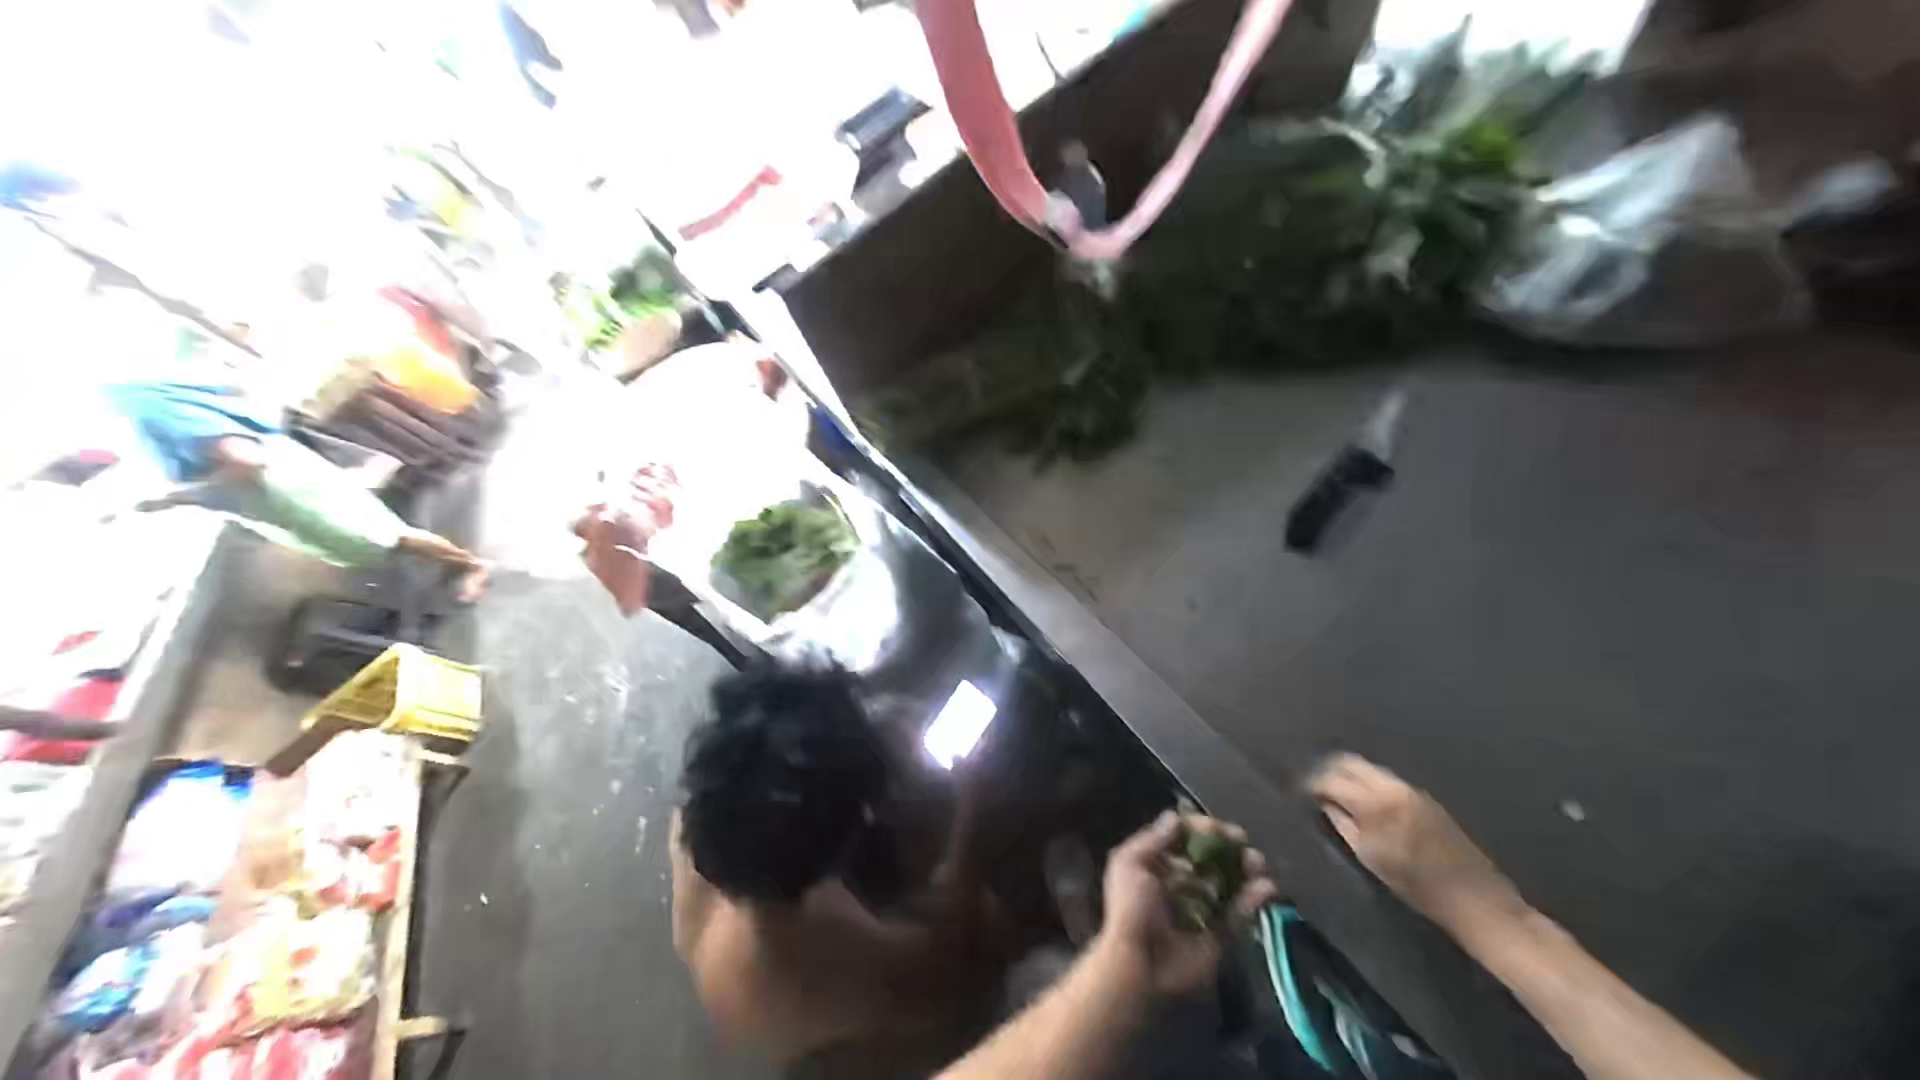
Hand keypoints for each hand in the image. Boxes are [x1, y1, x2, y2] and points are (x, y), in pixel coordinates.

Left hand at [1095, 812, 1277, 996]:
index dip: (1202, 828)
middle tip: (1243, 843)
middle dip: (1229, 847)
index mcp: (1158, 863)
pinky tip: (1265, 888)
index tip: (1219, 828)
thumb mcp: (1129, 864)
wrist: (1139, 965)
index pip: (1184, 837)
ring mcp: (1203, 908)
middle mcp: (1182, 882)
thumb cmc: (1130, 909)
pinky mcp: (1219, 934)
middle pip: (1211, 857)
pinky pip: (1240, 914)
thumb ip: (1153, 840)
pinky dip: (1254, 900)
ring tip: (1256, 862)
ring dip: (1246, 869)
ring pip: (1230, 882)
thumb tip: (1174, 817)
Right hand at [1309, 754, 1524, 931]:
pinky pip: (1385, 779)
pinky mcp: (1424, 797)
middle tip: (1316, 788)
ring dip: (1349, 775)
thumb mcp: (1368, 857)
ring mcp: (1411, 789)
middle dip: (1328, 771)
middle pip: (1348, 762)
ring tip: (1338, 794)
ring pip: (1368, 768)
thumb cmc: (1415, 885)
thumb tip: (1323, 802)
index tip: (1301, 794)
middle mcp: (1391, 787)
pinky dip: (1368, 783)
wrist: (1475, 898)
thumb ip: (1341, 823)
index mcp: (1374, 803)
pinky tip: (1366, 802)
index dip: (1311, 785)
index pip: (1329, 779)